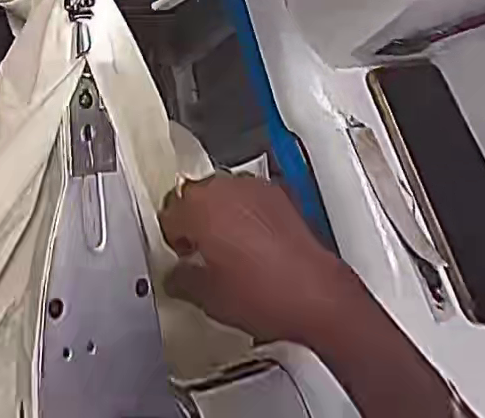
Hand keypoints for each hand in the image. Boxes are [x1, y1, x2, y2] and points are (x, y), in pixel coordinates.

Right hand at [162, 174, 458, 417]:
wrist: (314, 293)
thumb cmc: (265, 294)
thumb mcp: (209, 297)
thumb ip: (183, 279)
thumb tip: (178, 276)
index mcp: (201, 208)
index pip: (170, 212)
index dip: (172, 235)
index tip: (179, 252)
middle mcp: (225, 188)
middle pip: (194, 194)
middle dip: (192, 218)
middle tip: (197, 249)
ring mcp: (253, 187)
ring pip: (221, 190)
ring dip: (218, 210)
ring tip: (226, 245)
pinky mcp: (276, 192)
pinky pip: (247, 193)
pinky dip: (244, 209)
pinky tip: (251, 240)